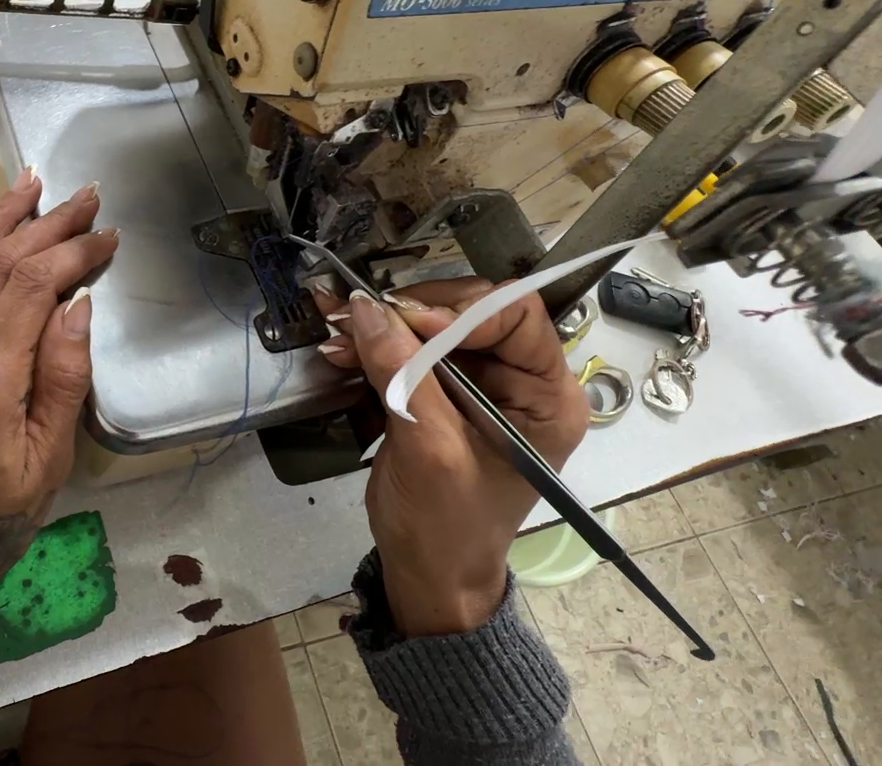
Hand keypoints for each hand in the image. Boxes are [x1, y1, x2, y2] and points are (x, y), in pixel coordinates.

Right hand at [314, 280, 587, 636]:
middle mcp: (517, 380)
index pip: (516, 316)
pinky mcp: (438, 392)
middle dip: (410, 313)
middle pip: (468, 312)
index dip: (461, 310)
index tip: (406, 323)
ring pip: (430, 326)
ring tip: (336, 332)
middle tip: (359, 320)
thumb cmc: (446, 525)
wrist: (426, 574)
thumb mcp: (430, 450)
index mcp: (545, 396)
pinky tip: (339, 349)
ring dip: (381, 326)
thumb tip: (366, 307)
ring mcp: (475, 385)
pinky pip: (406, 349)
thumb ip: (404, 375)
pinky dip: (371, 344)